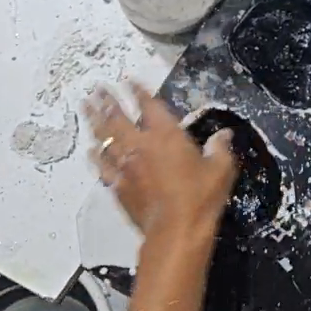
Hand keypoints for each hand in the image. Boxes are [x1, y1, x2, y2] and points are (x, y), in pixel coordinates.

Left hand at [84, 83, 236, 241]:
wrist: (176, 230)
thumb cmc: (201, 196)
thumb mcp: (221, 169)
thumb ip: (220, 148)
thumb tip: (224, 134)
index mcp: (167, 135)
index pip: (149, 105)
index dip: (138, 91)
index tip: (128, 80)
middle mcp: (141, 144)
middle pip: (117, 117)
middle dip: (107, 100)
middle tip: (96, 88)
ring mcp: (126, 165)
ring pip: (104, 137)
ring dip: (94, 121)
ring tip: (86, 108)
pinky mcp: (117, 184)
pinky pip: (101, 165)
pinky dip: (95, 155)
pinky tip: (91, 150)